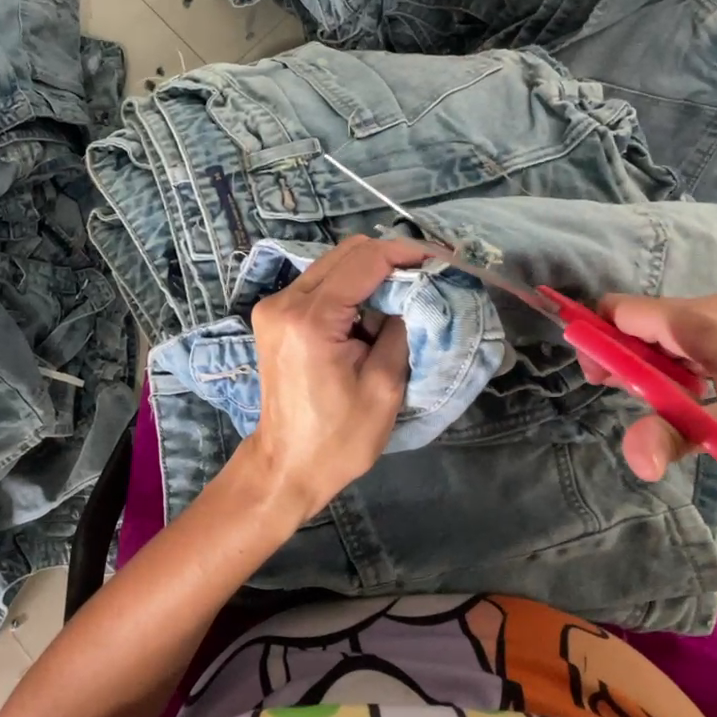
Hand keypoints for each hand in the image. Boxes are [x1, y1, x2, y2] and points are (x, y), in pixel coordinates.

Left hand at [241, 235, 425, 513]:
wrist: (287, 464)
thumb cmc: (339, 438)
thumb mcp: (384, 386)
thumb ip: (401, 329)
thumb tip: (417, 292)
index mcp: (311, 319)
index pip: (365, 261)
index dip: (407, 253)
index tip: (443, 258)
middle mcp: (284, 302)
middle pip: (345, 254)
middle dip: (390, 260)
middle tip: (428, 276)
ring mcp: (273, 306)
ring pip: (331, 265)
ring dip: (370, 274)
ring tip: (405, 297)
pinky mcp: (274, 316)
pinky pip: (318, 284)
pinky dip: (349, 288)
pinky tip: (371, 312)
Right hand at [587, 293, 716, 485]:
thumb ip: (682, 435)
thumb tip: (632, 458)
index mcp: (704, 320)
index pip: (618, 311)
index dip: (595, 340)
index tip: (599, 384)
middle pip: (645, 326)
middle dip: (630, 366)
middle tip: (643, 411)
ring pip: (679, 340)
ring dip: (665, 376)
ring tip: (685, 418)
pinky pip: (710, 349)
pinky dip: (697, 376)